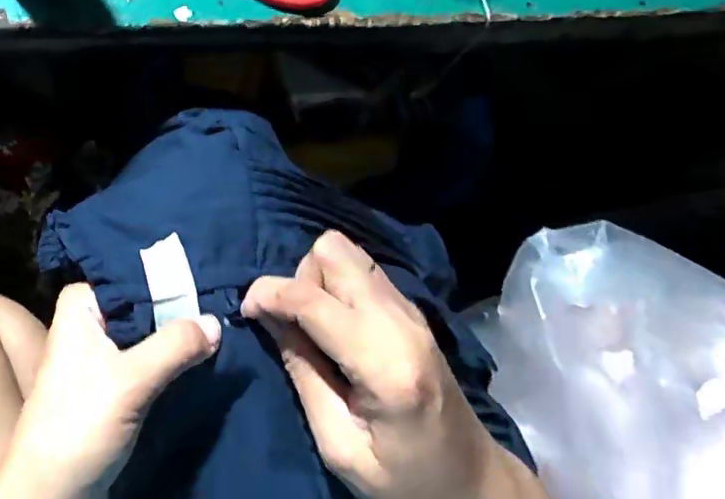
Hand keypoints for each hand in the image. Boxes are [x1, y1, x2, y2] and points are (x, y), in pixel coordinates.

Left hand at [0, 283, 220, 498]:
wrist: (51, 488)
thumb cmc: (80, 422)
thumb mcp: (130, 381)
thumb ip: (173, 347)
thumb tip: (215, 319)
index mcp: (81, 300)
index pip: (133, 274)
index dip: (170, 277)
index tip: (210, 276)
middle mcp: (87, 316)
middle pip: (142, 303)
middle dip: (177, 308)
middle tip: (222, 302)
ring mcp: (97, 348)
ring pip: (145, 331)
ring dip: (175, 335)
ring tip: (220, 325)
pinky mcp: (108, 378)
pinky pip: (144, 355)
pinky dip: (168, 357)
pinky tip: (200, 354)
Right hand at [242, 232, 544, 498]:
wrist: (476, 486)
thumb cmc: (406, 481)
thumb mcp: (340, 446)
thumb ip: (300, 372)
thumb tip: (266, 315)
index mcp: (384, 363)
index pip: (309, 297)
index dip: (266, 294)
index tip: (248, 313)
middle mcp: (399, 322)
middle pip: (330, 251)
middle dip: (299, 278)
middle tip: (296, 321)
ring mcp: (410, 309)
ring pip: (343, 249)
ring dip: (318, 275)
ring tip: (318, 321)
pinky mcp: (411, 307)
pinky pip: (359, 265)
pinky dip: (336, 280)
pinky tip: (339, 321)